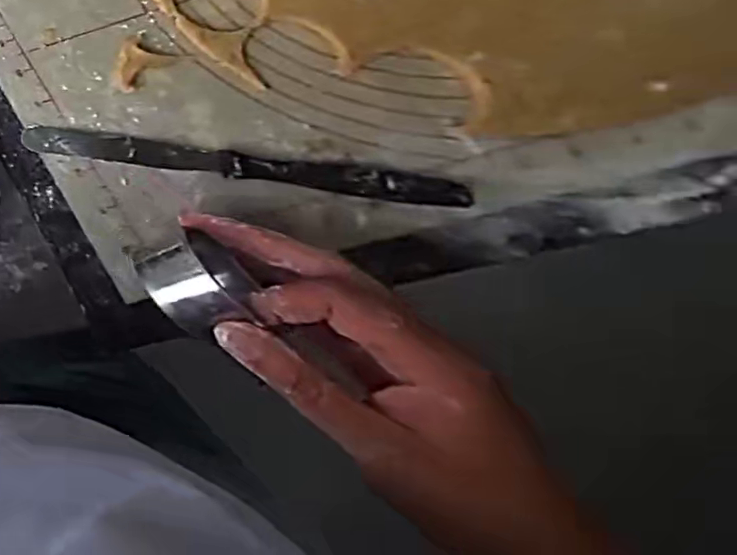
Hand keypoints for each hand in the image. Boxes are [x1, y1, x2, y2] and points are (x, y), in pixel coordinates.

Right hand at [182, 212, 614, 554]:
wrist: (542, 548)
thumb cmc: (464, 503)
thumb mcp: (377, 450)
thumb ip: (301, 386)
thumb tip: (230, 332)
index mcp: (426, 353)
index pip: (342, 299)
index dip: (285, 297)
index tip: (241, 313)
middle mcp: (421, 333)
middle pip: (335, 270)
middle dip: (266, 242)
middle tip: (203, 223)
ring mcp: (413, 343)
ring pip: (337, 283)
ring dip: (277, 258)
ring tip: (220, 239)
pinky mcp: (401, 358)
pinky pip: (341, 312)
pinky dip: (295, 293)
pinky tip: (260, 288)